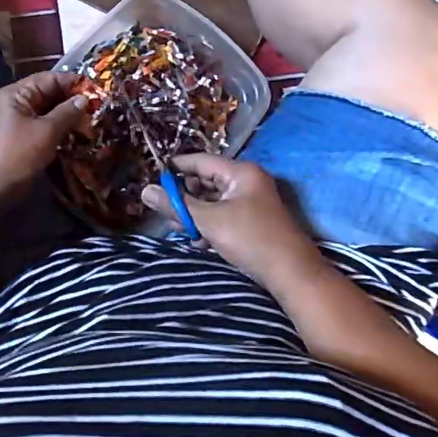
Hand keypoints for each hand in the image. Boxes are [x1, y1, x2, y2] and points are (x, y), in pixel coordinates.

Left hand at [0, 71, 91, 205]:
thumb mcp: (46, 131)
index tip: (98, 90)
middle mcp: (19, 103)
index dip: (74, 82)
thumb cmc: (17, 154)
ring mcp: (21, 122)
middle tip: (100, 108)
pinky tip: (80, 135)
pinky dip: (62, 130)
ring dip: (70, 117)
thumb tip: (84, 99)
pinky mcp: (25, 139)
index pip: (50, 78)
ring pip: (51, 112)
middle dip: (74, 101)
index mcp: (18, 93)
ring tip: (94, 122)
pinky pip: (47, 128)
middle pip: (50, 94)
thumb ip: (67, 113)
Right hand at [141, 153, 313, 282]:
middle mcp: (246, 182)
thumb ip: (176, 205)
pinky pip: (221, 216)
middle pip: (204, 182)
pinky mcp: (250, 222)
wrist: (292, 275)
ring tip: (183, 231)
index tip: (153, 177)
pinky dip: (208, 226)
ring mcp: (250, 202)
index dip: (175, 167)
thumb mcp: (209, 221)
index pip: (200, 161)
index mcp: (240, 173)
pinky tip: (200, 242)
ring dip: (194, 215)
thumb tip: (145, 191)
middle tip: (167, 213)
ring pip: (211, 201)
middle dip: (184, 198)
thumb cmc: (251, 239)